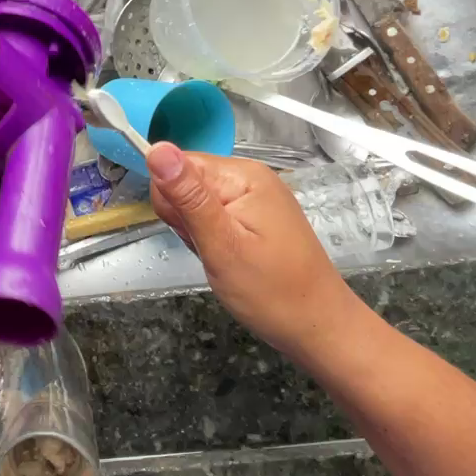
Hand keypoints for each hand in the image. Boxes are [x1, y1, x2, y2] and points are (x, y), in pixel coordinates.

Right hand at [145, 143, 365, 356]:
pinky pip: (212, 213)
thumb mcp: (222, 246)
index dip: (174, 201)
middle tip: (211, 249)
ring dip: (197, 230)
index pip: (177, 164)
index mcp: (242, 175)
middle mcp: (249, 176)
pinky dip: (211, 236)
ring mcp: (254, 195)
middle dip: (185, 218)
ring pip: (195, 200)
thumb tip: (157, 148)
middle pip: (185, 181)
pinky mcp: (255, 213)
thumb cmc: (272, 292)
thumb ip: (187, 196)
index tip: (194, 233)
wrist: (318, 327)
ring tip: (221, 256)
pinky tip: (227, 256)